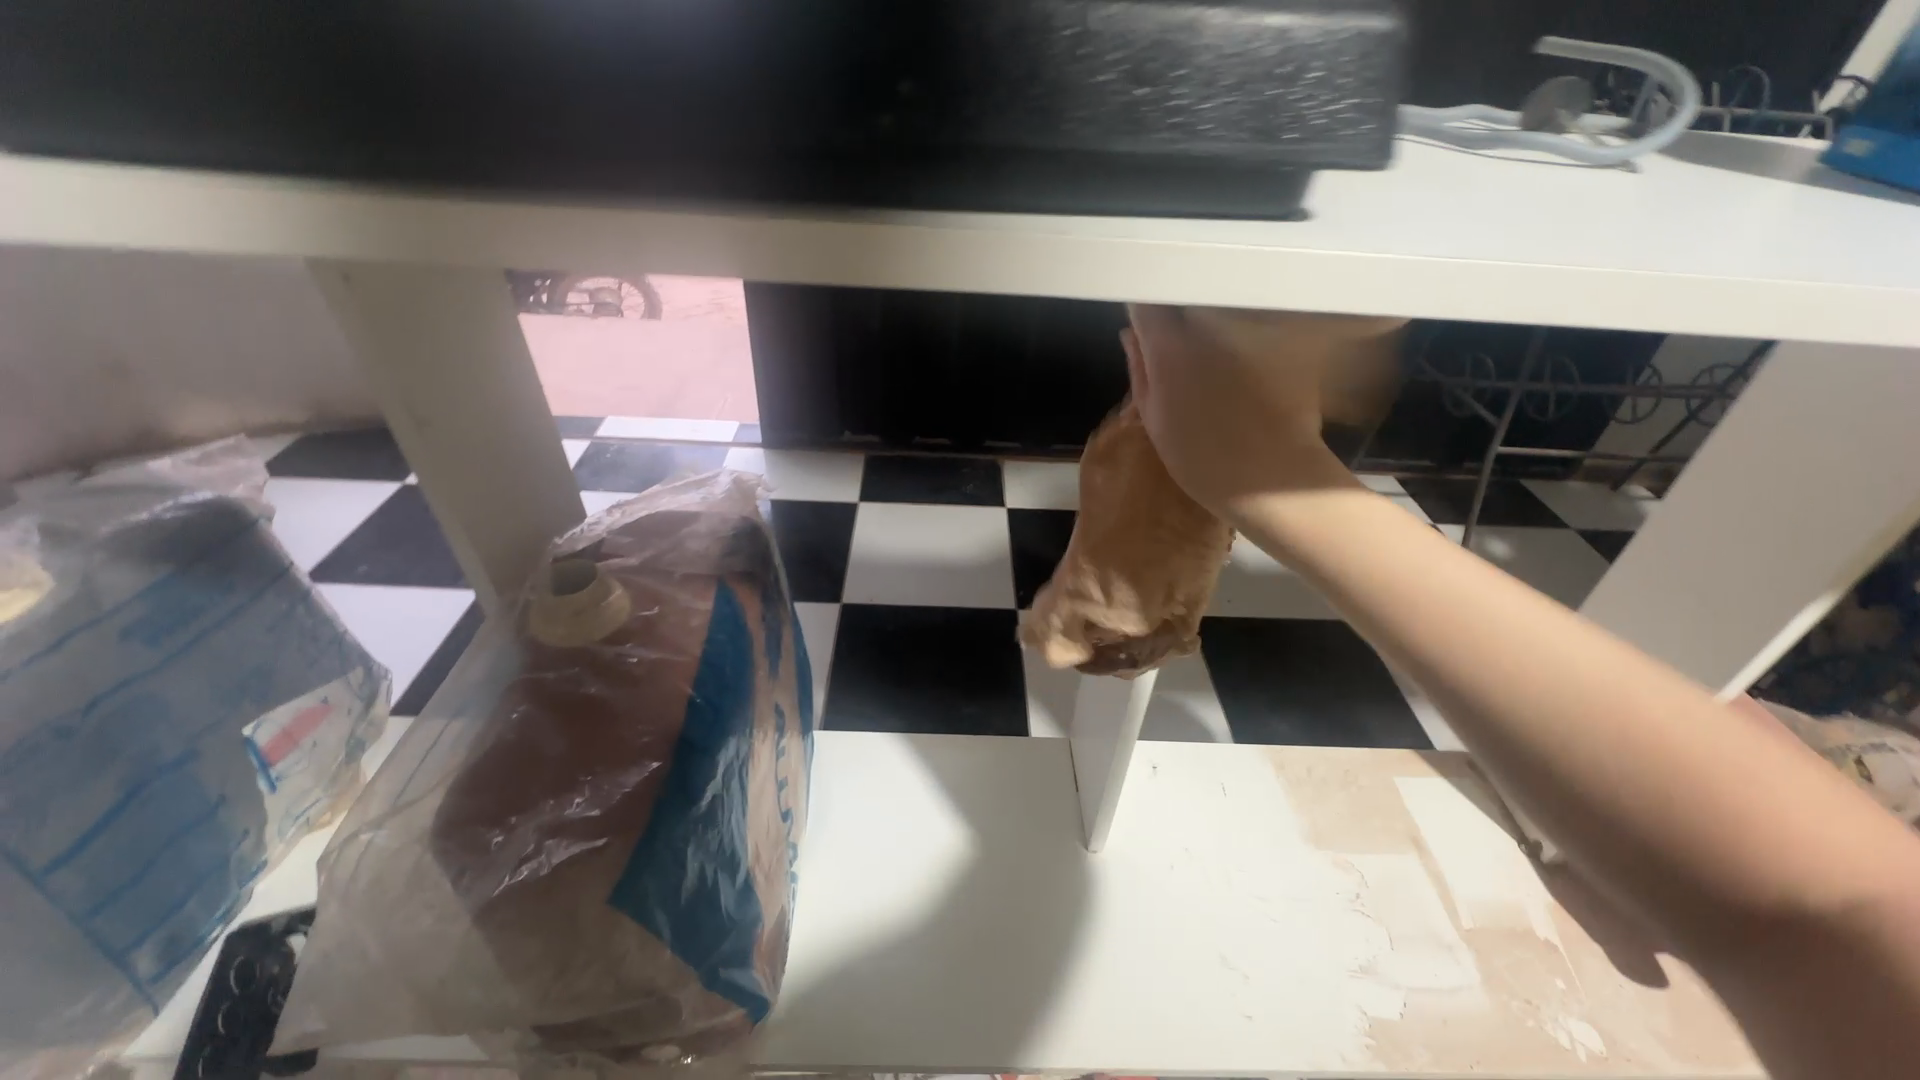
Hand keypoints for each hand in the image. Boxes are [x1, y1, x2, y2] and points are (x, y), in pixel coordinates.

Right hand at [1121, 304, 1371, 514]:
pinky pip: (1260, 320)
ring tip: (1220, 359)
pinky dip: (1253, 334)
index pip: (1148, 299)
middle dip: (1181, 310)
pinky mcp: (1287, 332)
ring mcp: (1253, 324)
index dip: (1145, 305)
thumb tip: (1132, 334)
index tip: (1145, 320)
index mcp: (1170, 345)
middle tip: (1181, 345)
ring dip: (1218, 318)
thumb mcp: (1155, 419)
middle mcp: (1211, 323)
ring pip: (1226, 305)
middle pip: (1189, 295)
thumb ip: (1140, 368)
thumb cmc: (1203, 459)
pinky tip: (1253, 368)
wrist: (1273, 478)